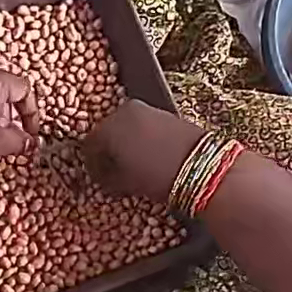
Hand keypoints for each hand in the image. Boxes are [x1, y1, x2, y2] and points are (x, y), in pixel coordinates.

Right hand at [83, 99, 205, 200]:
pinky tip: (148, 156)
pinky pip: (144, 126)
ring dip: (125, 144)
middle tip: (113, 172)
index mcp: (108, 127)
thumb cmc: (155, 175)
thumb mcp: (124, 182)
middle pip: (107, 132)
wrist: (201, 166)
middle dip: (108, 151)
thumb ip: (107, 177)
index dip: (92, 164)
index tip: (98, 179)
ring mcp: (146, 109)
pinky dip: (141, 139)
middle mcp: (123, 111)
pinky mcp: (165, 113)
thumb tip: (103, 175)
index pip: (90, 145)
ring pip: (126, 127)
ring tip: (132, 166)